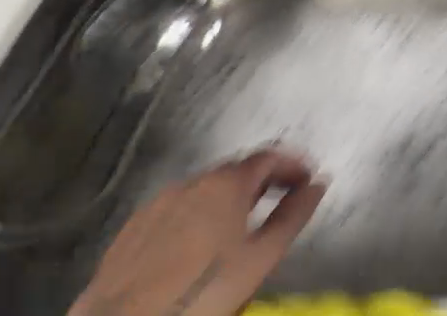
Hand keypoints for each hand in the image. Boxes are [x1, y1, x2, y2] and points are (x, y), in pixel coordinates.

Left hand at [69, 149, 325, 315]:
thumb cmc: (204, 290)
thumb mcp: (263, 255)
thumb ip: (295, 214)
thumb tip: (317, 185)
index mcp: (225, 184)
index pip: (269, 156)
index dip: (294, 165)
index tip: (306, 182)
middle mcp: (190, 184)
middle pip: (235, 170)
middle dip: (262, 180)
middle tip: (279, 200)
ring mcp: (154, 206)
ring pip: (202, 190)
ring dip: (227, 197)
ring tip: (239, 224)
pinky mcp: (129, 232)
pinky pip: (174, 209)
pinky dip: (195, 214)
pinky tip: (196, 242)